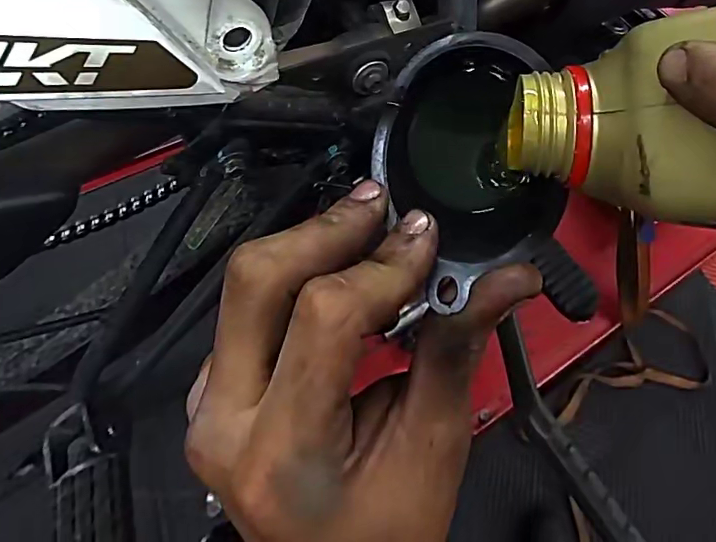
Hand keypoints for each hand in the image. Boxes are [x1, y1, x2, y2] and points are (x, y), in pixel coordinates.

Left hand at [185, 180, 540, 541]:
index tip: (425, 236)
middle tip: (381, 205)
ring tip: (367, 221)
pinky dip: (298, 266)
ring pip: (247, 280)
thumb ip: (456, 349)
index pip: (326, 316)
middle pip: (259, 279)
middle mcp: (225, 420)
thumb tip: (505, 277)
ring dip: (311, 239)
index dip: (383, 265)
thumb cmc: (385, 533)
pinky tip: (340, 258)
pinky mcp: (217, 379)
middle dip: (327, 228)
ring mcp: (210, 398)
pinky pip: (250, 300)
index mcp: (281, 453)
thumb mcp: (431, 450)